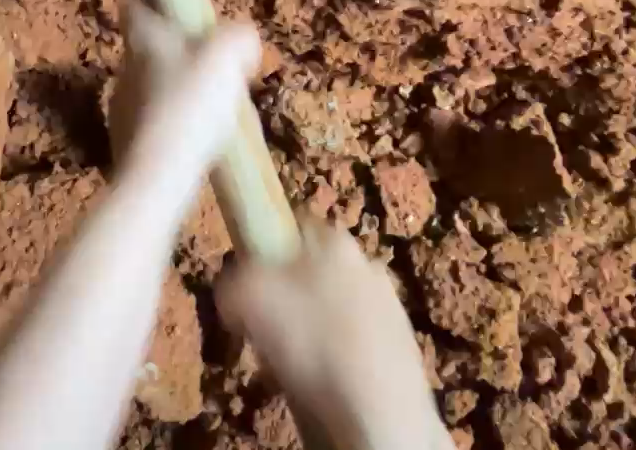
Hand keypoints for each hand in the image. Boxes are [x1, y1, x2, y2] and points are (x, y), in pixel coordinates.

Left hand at [114, 9, 259, 184]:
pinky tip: (198, 141)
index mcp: (144, 39)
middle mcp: (125, 68)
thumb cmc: (191, 104)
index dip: (149, 3)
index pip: (134, 7)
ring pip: (151, 88)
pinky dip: (173, 127)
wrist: (158, 175)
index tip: (170, 10)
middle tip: (211, 65)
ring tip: (211, 109)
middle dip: (176, 54)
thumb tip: (242, 38)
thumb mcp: (227, 56)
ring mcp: (121, 107)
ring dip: (176, 92)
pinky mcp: (125, 142)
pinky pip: (154, 124)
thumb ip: (238, 37)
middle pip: (148, 50)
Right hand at [217, 224, 452, 449]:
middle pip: (315, 268)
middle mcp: (367, 259)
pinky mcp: (402, 344)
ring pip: (336, 307)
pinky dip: (339, 358)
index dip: (266, 249)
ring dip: (315, 329)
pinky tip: (325, 382)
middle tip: (268, 327)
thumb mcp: (247, 296)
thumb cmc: (310, 338)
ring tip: (294, 363)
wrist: (380, 410)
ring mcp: (390, 302)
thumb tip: (233, 288)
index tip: (251, 280)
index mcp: (334, 236)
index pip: (294, 225)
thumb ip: (233, 279)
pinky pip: (356, 342)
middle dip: (291, 294)